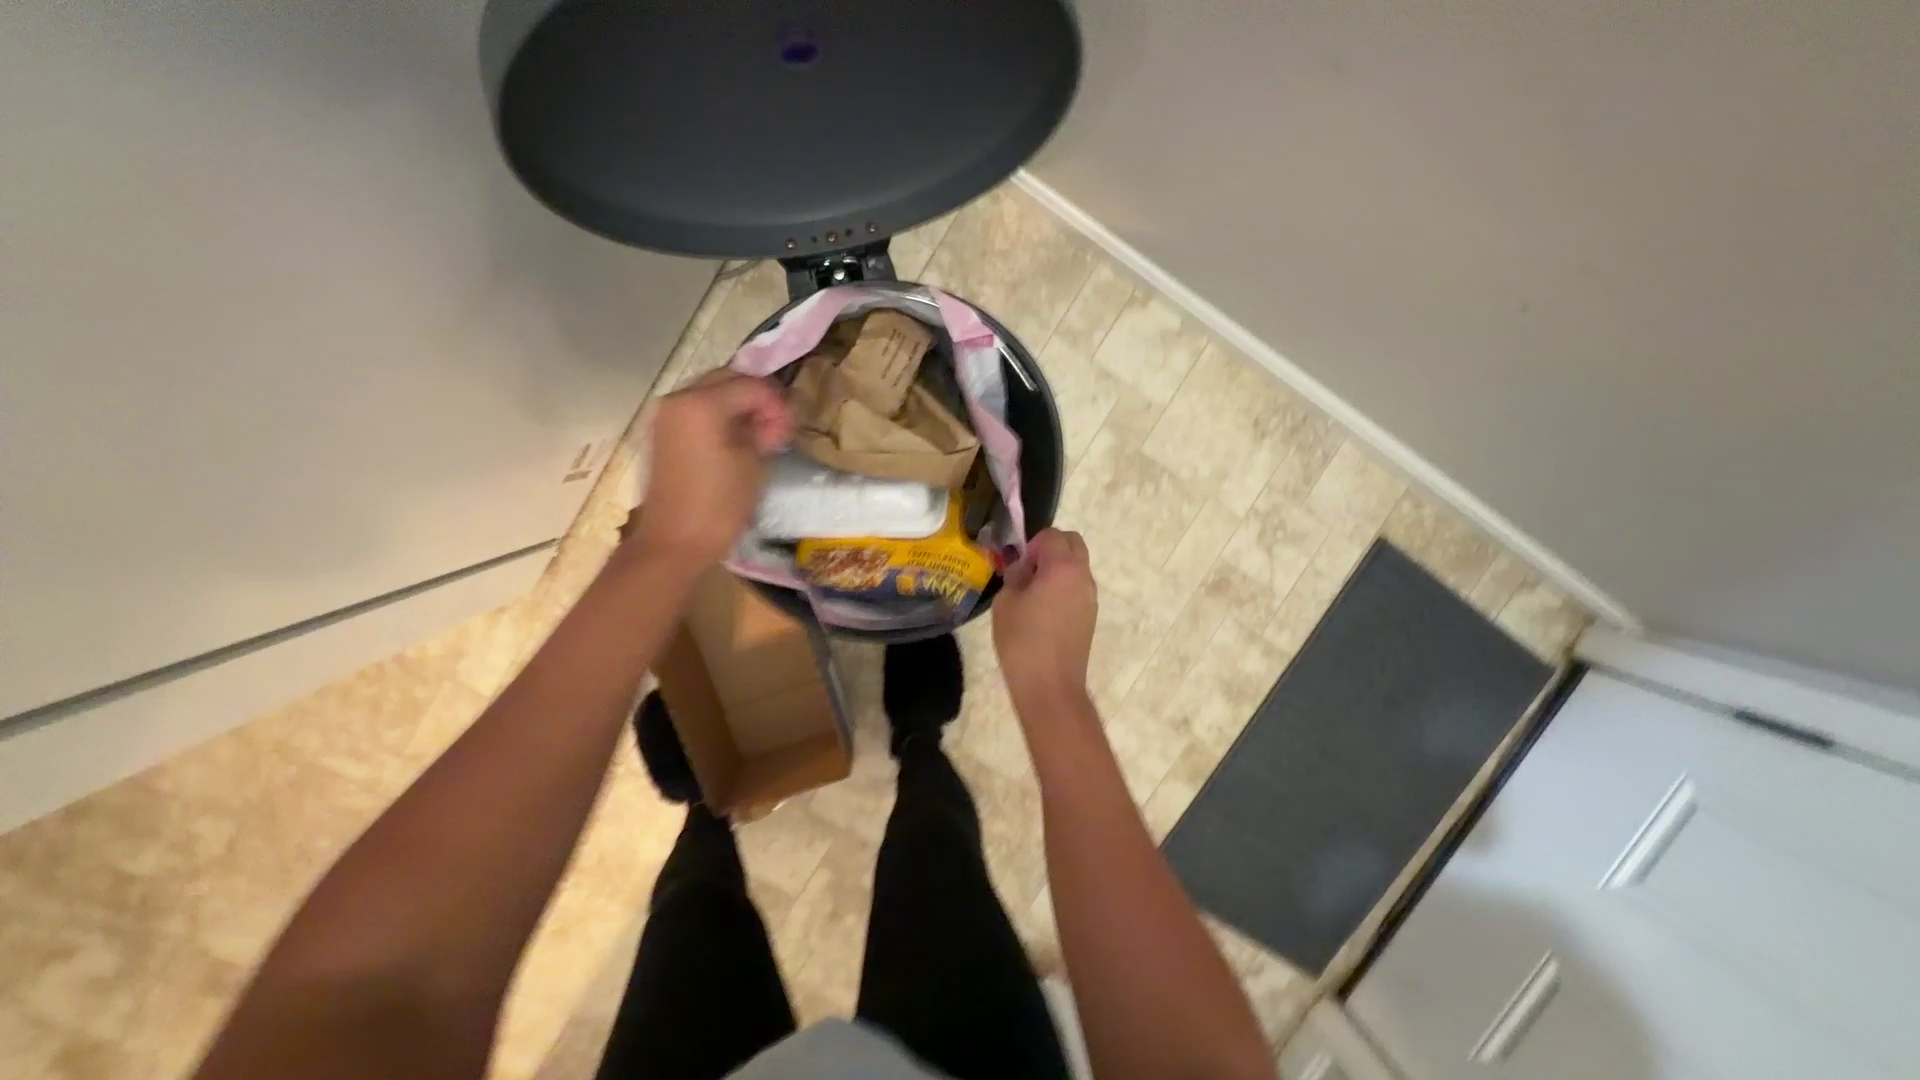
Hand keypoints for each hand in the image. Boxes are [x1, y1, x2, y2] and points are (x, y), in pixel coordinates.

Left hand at [626, 371, 792, 568]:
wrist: (674, 543)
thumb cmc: (718, 506)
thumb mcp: (752, 463)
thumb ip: (764, 430)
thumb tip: (771, 420)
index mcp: (700, 403)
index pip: (751, 385)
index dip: (776, 404)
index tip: (788, 430)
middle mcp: (678, 397)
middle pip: (728, 379)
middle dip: (757, 399)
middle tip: (777, 429)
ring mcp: (666, 414)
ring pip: (712, 392)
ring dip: (739, 406)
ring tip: (758, 436)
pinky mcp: (662, 431)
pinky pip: (697, 409)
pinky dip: (720, 416)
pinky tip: (736, 440)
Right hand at [993, 529, 1098, 705]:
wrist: (1050, 685)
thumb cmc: (1022, 641)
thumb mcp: (1005, 603)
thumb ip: (1015, 577)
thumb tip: (1023, 571)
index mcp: (1062, 567)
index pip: (1052, 535)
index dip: (1031, 545)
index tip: (1018, 568)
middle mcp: (1083, 576)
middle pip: (1073, 544)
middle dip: (1050, 549)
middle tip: (1028, 573)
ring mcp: (1090, 597)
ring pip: (1077, 567)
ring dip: (1058, 569)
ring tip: (1033, 596)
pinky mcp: (1090, 616)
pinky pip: (1078, 588)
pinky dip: (1063, 588)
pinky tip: (1044, 613)